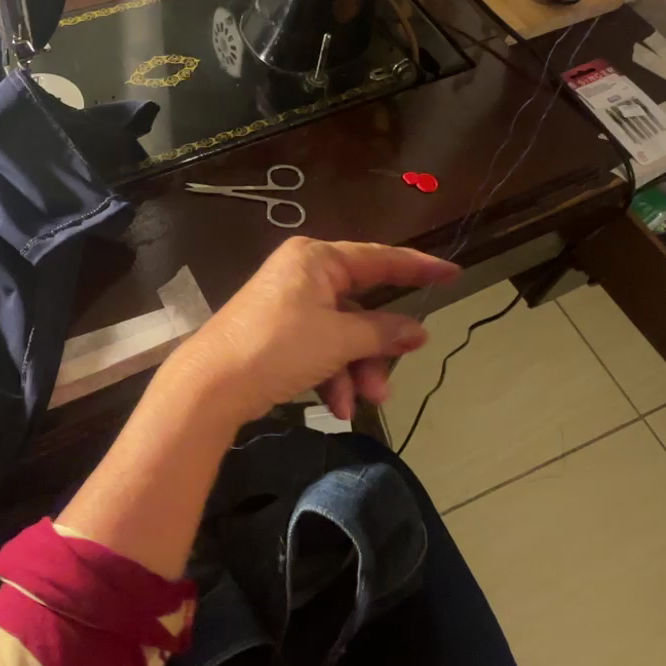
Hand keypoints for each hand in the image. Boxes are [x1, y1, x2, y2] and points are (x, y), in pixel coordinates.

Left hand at [152, 238, 459, 429]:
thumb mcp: (338, 340)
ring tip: (357, 404)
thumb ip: (383, 333)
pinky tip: (334, 406)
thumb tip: (418, 331)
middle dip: (376, 351)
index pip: (379, 259)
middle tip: (386, 385)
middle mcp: (303, 274)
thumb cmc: (278, 347)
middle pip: (361, 307)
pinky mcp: (278, 334)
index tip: (453, 275)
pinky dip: (331, 376)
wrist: (212, 385)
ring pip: (342, 335)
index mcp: (317, 259)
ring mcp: (289, 305)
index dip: (419, 268)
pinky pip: (320, 349)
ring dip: (355, 371)